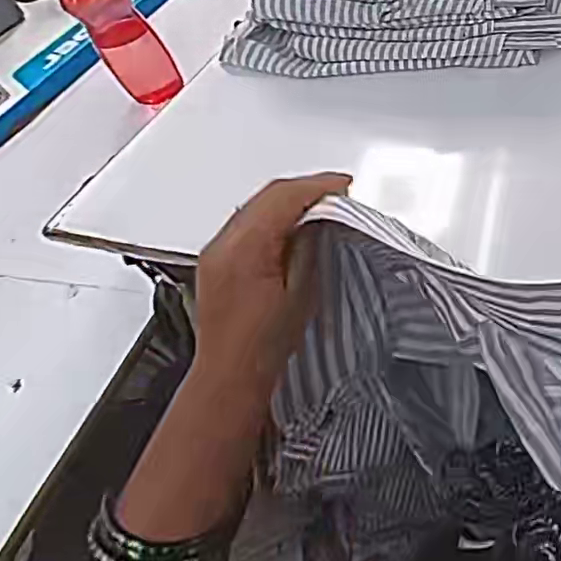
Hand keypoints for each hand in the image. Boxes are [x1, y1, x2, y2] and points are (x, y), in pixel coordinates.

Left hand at [191, 173, 350, 391]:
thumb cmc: (265, 344)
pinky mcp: (217, 259)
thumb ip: (310, 244)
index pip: (284, 197)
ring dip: (292, 198)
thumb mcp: (302, 289)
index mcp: (244, 249)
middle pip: (269, 194)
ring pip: (258, 203)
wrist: (231, 375)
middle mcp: (223, 245)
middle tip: (339, 191)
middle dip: (307, 187)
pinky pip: (249, 219)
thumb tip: (322, 216)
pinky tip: (295, 221)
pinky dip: (276, 212)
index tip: (344, 185)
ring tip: (323, 203)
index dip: (319, 185)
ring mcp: (216, 251)